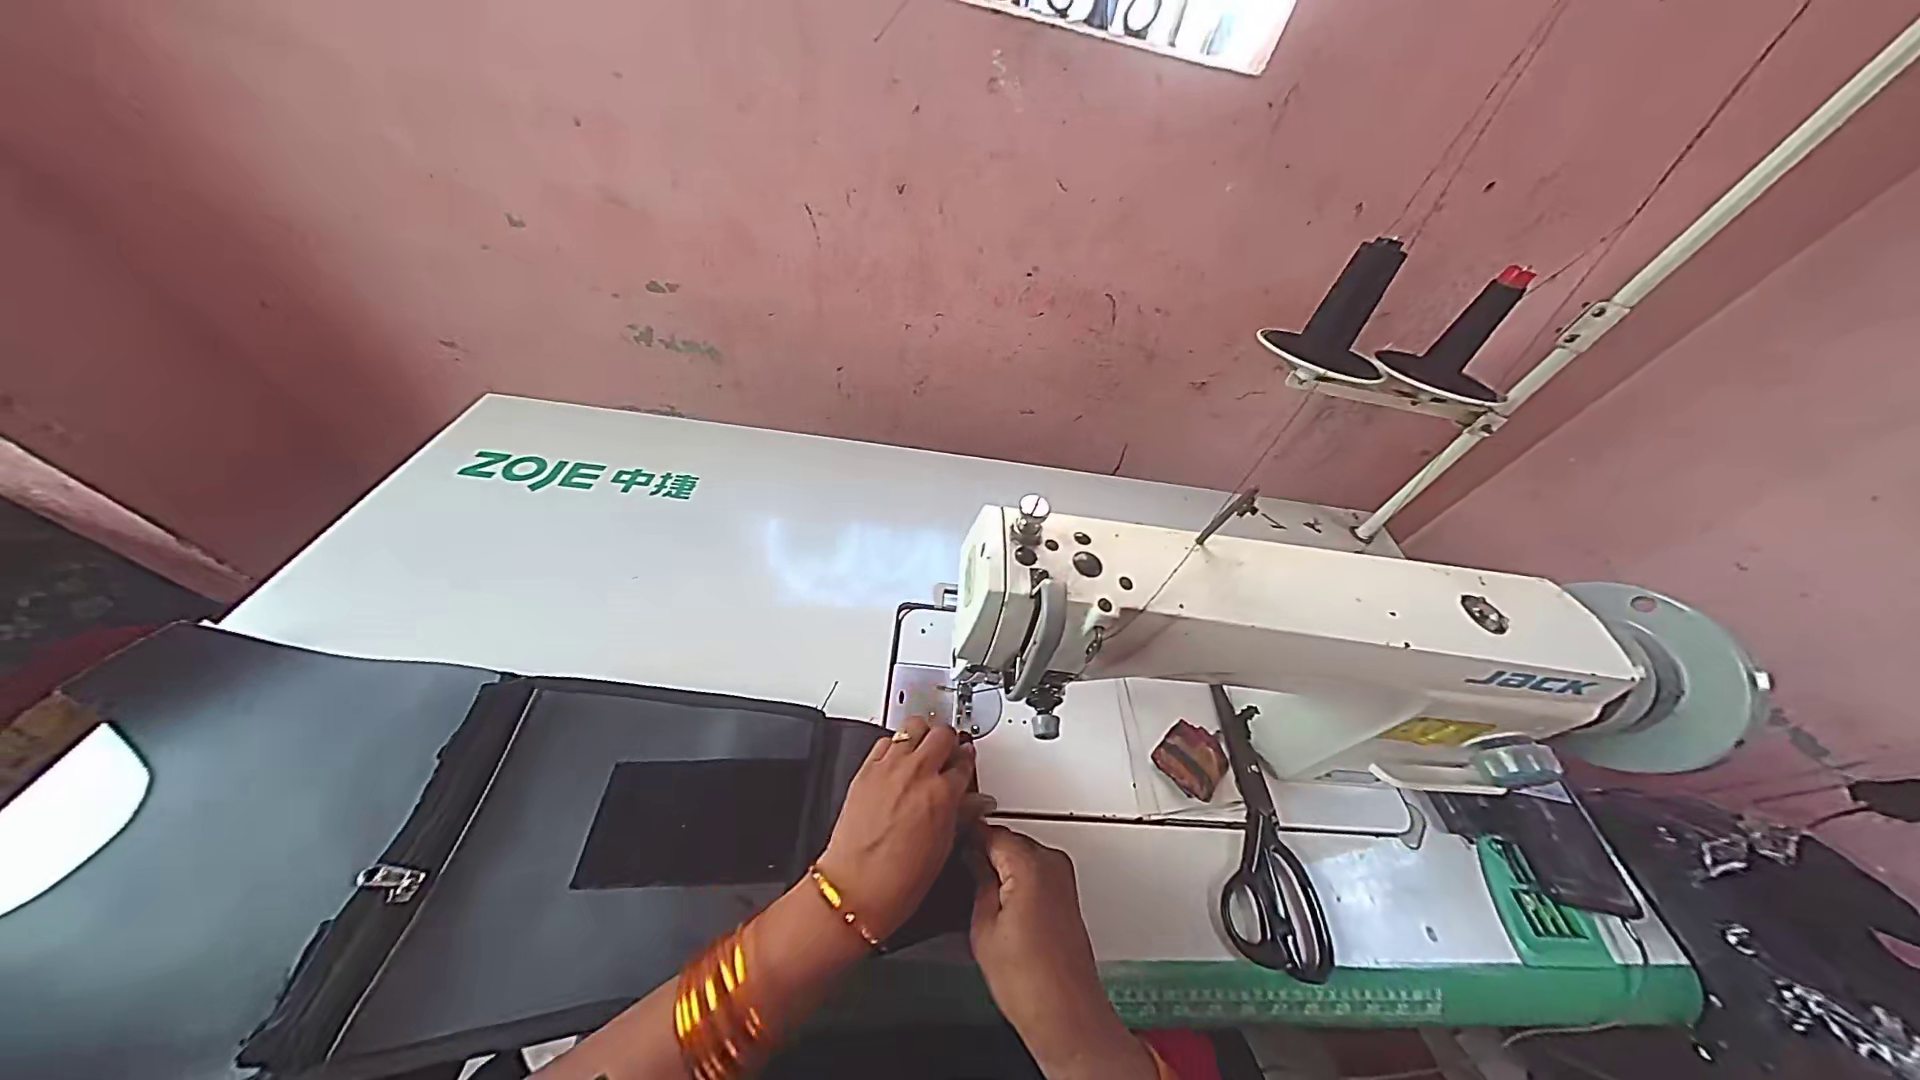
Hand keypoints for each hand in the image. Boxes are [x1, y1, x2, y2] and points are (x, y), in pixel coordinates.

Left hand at [816, 718, 976, 938]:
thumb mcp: (944, 847)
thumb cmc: (898, 880)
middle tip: (948, 751)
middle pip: (942, 734)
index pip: (964, 761)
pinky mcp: (866, 770)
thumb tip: (972, 802)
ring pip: (914, 726)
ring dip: (923, 734)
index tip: (965, 764)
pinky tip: (898, 757)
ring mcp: (890, 768)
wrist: (855, 888)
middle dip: (949, 742)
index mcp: (942, 794)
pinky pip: (885, 741)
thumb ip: (960, 814)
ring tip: (924, 746)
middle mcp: (917, 773)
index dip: (967, 763)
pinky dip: (895, 745)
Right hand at [968, 826, 1157, 1079]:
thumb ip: (977, 881)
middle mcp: (1051, 863)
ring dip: (1001, 864)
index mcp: (1029, 864)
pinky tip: (1001, 903)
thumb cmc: (1031, 983)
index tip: (951, 840)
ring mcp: (1063, 877)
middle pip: (1008, 839)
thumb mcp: (983, 927)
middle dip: (984, 850)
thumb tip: (972, 859)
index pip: (990, 831)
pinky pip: (1035, 869)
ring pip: (1021, 853)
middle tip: (960, 868)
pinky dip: (1018, 878)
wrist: (1066, 1016)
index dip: (967, 836)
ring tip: (978, 889)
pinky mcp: (1067, 893)